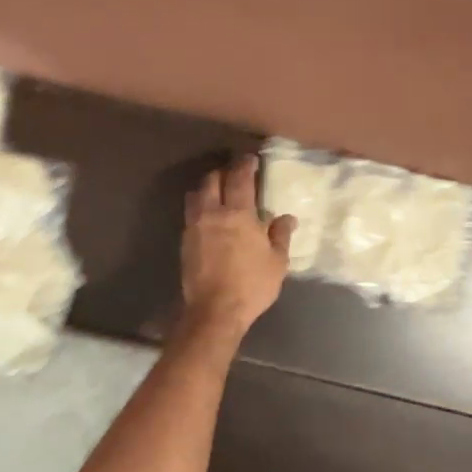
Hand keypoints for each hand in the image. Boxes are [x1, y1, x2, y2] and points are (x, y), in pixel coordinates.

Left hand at [181, 156, 294, 338]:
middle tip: (233, 174)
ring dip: (206, 188)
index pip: (239, 178)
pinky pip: (190, 215)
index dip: (244, 165)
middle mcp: (212, 214)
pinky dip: (199, 208)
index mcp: (238, 214)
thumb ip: (280, 236)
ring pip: (195, 196)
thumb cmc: (251, 285)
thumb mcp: (277, 262)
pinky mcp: (185, 242)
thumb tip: (287, 218)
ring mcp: (194, 227)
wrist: (215, 310)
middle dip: (222, 172)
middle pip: (211, 180)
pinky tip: (208, 218)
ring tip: (217, 193)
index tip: (251, 160)